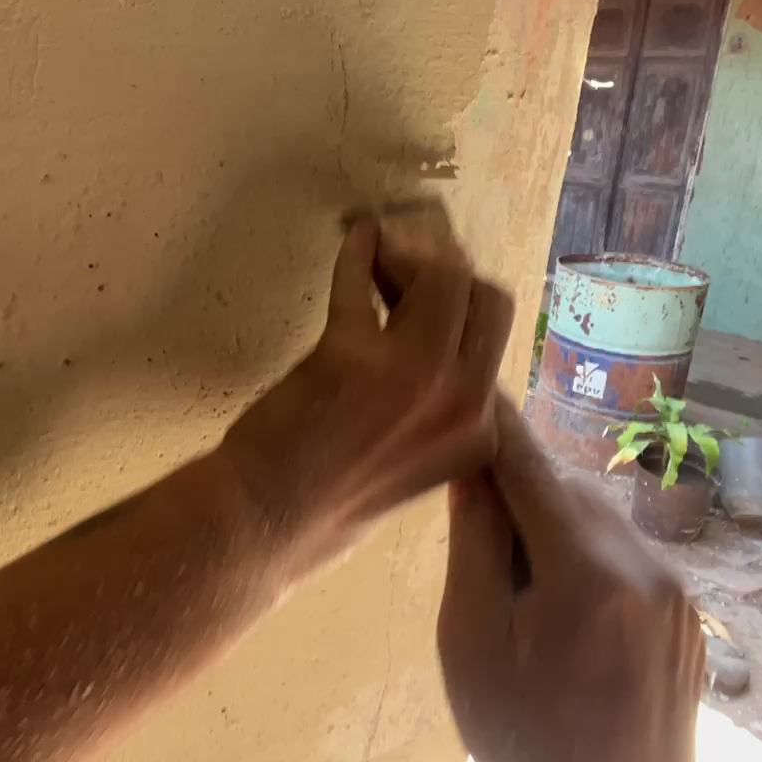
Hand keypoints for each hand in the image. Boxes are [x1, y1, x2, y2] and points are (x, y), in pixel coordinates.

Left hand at [214, 218, 513, 580]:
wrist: (266, 523)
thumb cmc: (327, 499)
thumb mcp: (409, 461)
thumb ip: (433, 409)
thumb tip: (433, 345)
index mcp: (479, 434)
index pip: (495, 342)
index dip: (462, 303)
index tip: (427, 288)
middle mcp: (462, 402)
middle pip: (486, 299)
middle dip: (450, 270)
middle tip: (406, 264)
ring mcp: (414, 377)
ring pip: (443, 276)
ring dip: (410, 252)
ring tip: (380, 251)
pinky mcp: (353, 355)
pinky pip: (362, 281)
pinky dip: (358, 252)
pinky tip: (356, 238)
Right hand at [438, 404, 702, 761]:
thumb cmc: (520, 738)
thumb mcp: (470, 637)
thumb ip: (474, 541)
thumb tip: (469, 465)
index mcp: (589, 573)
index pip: (530, 465)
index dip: (494, 422)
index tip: (468, 383)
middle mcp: (649, 568)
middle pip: (565, 489)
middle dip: (514, 482)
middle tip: (466, 504)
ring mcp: (679, 594)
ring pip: (593, 517)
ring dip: (546, 517)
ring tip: (508, 569)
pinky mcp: (688, 617)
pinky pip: (621, 552)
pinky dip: (578, 548)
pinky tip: (553, 597)